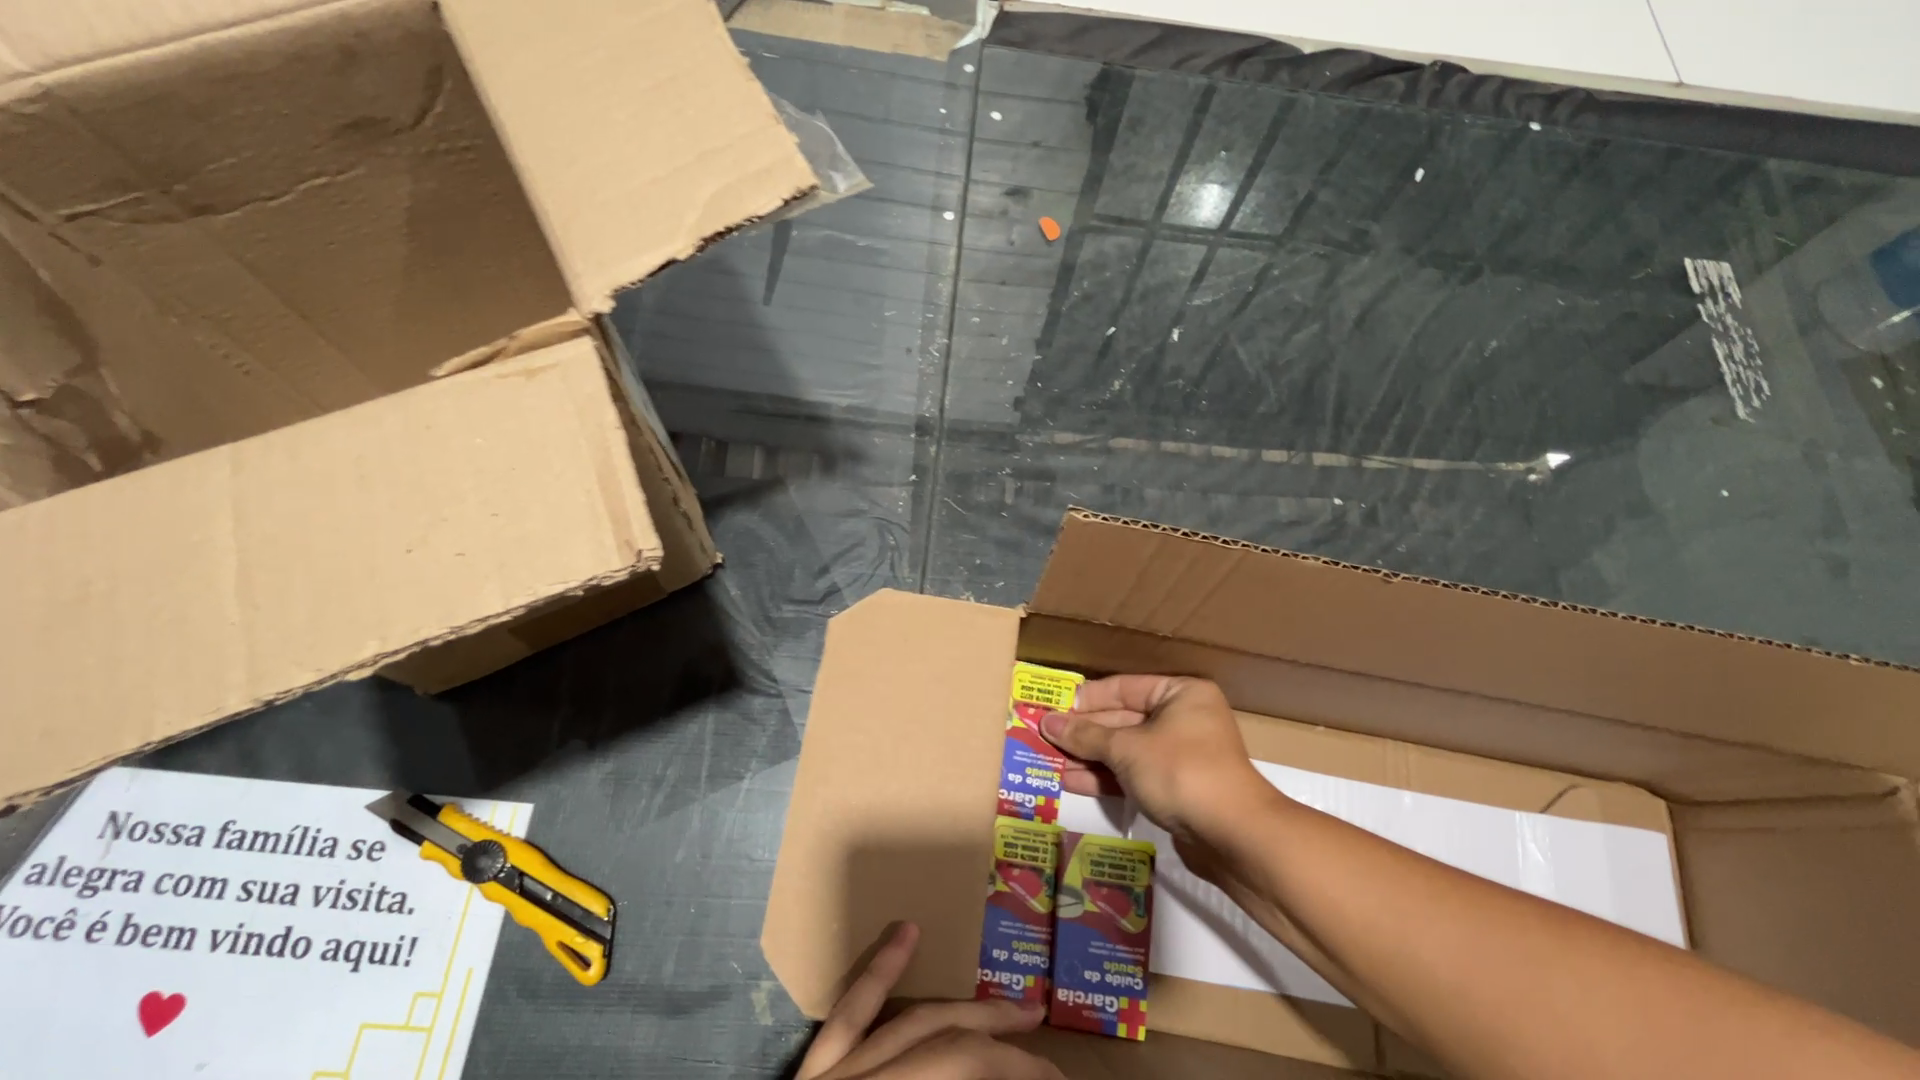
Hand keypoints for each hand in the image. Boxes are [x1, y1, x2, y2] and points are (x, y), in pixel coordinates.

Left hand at [797, 923, 1064, 1079]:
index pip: (970, 1068)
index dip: (1021, 1070)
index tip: (1055, 1077)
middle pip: (951, 1045)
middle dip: (1005, 1042)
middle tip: (1046, 1045)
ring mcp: (835, 1074)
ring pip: (913, 1022)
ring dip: (967, 1008)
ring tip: (1013, 1002)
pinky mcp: (814, 1073)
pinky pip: (849, 1014)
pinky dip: (881, 972)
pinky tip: (907, 931)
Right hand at [1041, 675, 1273, 839]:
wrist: (1232, 834)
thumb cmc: (1180, 771)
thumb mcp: (1126, 748)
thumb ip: (1085, 735)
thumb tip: (1048, 722)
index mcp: (1180, 693)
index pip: (1123, 687)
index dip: (1085, 700)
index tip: (1051, 709)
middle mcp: (1183, 718)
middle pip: (1123, 719)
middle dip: (1084, 732)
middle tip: (1043, 738)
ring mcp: (1181, 755)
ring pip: (1126, 750)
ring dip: (1090, 757)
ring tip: (1049, 762)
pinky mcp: (1177, 788)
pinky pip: (1134, 775)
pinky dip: (1106, 777)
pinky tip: (1072, 782)